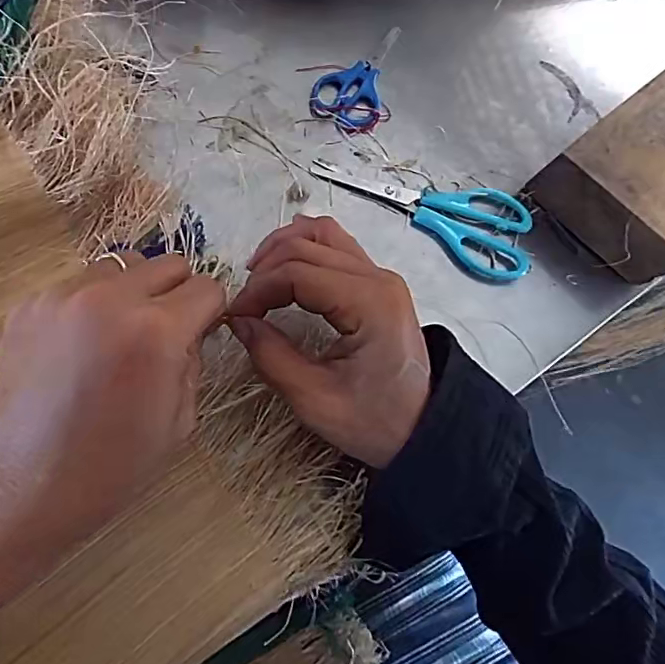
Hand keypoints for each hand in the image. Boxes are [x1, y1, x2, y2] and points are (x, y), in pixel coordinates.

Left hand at [0, 252, 223, 663]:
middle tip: (170, 334)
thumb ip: (187, 367)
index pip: (202, 287)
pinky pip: (77, 288)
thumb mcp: (171, 432)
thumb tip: (191, 331)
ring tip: (117, 348)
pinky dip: (91, 307)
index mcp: (145, 333)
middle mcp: (98, 297)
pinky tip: (76, 353)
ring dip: (129, 298)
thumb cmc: (92, 484)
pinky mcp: (24, 304)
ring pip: (115, 270)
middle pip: (160, 266)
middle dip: (173, 295)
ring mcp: (55, 295)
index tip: (212, 323)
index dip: (212, 306)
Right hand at [226, 215, 431, 468]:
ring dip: (281, 247)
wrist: (426, 431)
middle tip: (245, 305)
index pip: (296, 272)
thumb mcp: (314, 399)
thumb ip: (270, 356)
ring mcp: (379, 275)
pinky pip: (333, 244)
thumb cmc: (374, 420)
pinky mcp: (374, 281)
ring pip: (320, 232)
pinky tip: (281, 268)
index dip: (258, 290)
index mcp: (368, 303)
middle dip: (264, 270)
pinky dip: (301, 247)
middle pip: (304, 246)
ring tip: (257, 276)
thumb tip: (239, 321)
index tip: (238, 316)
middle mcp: (377, 278)